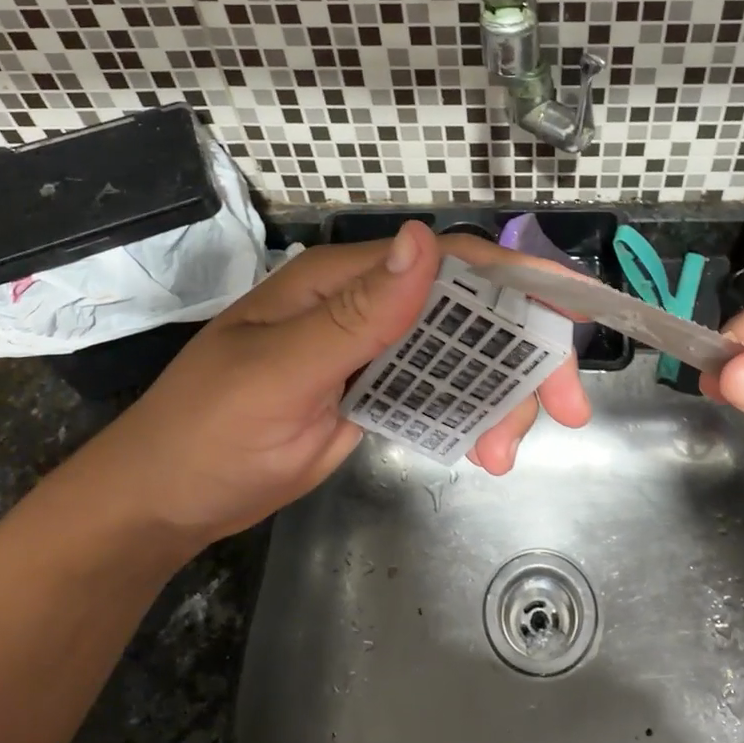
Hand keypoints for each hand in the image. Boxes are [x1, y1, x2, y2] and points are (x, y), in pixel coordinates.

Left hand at [58, 221, 588, 550]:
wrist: (167, 501)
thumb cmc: (208, 432)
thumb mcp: (280, 374)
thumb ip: (357, 315)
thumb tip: (423, 240)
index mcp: (343, 282)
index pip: (447, 262)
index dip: (518, 275)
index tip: (576, 305)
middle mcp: (367, 305)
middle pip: (470, 308)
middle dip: (525, 350)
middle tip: (566, 409)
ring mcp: (374, 350)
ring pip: (464, 351)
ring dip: (502, 393)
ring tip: (503, 452)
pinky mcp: (375, 391)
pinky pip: (442, 389)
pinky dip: (474, 412)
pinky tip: (485, 448)